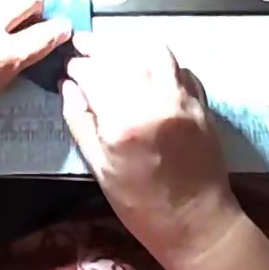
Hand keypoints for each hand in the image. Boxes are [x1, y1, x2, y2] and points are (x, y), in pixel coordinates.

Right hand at [61, 33, 243, 263]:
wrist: (198, 224)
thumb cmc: (140, 202)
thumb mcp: (98, 166)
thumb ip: (79, 121)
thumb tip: (68, 86)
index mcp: (123, 122)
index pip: (93, 75)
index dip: (76, 67)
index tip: (68, 69)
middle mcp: (155, 102)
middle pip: (121, 56)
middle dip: (98, 47)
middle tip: (82, 45)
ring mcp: (182, 99)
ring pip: (153, 51)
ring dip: (128, 46)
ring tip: (112, 51)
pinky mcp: (200, 102)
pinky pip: (178, 66)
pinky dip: (158, 60)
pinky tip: (144, 68)